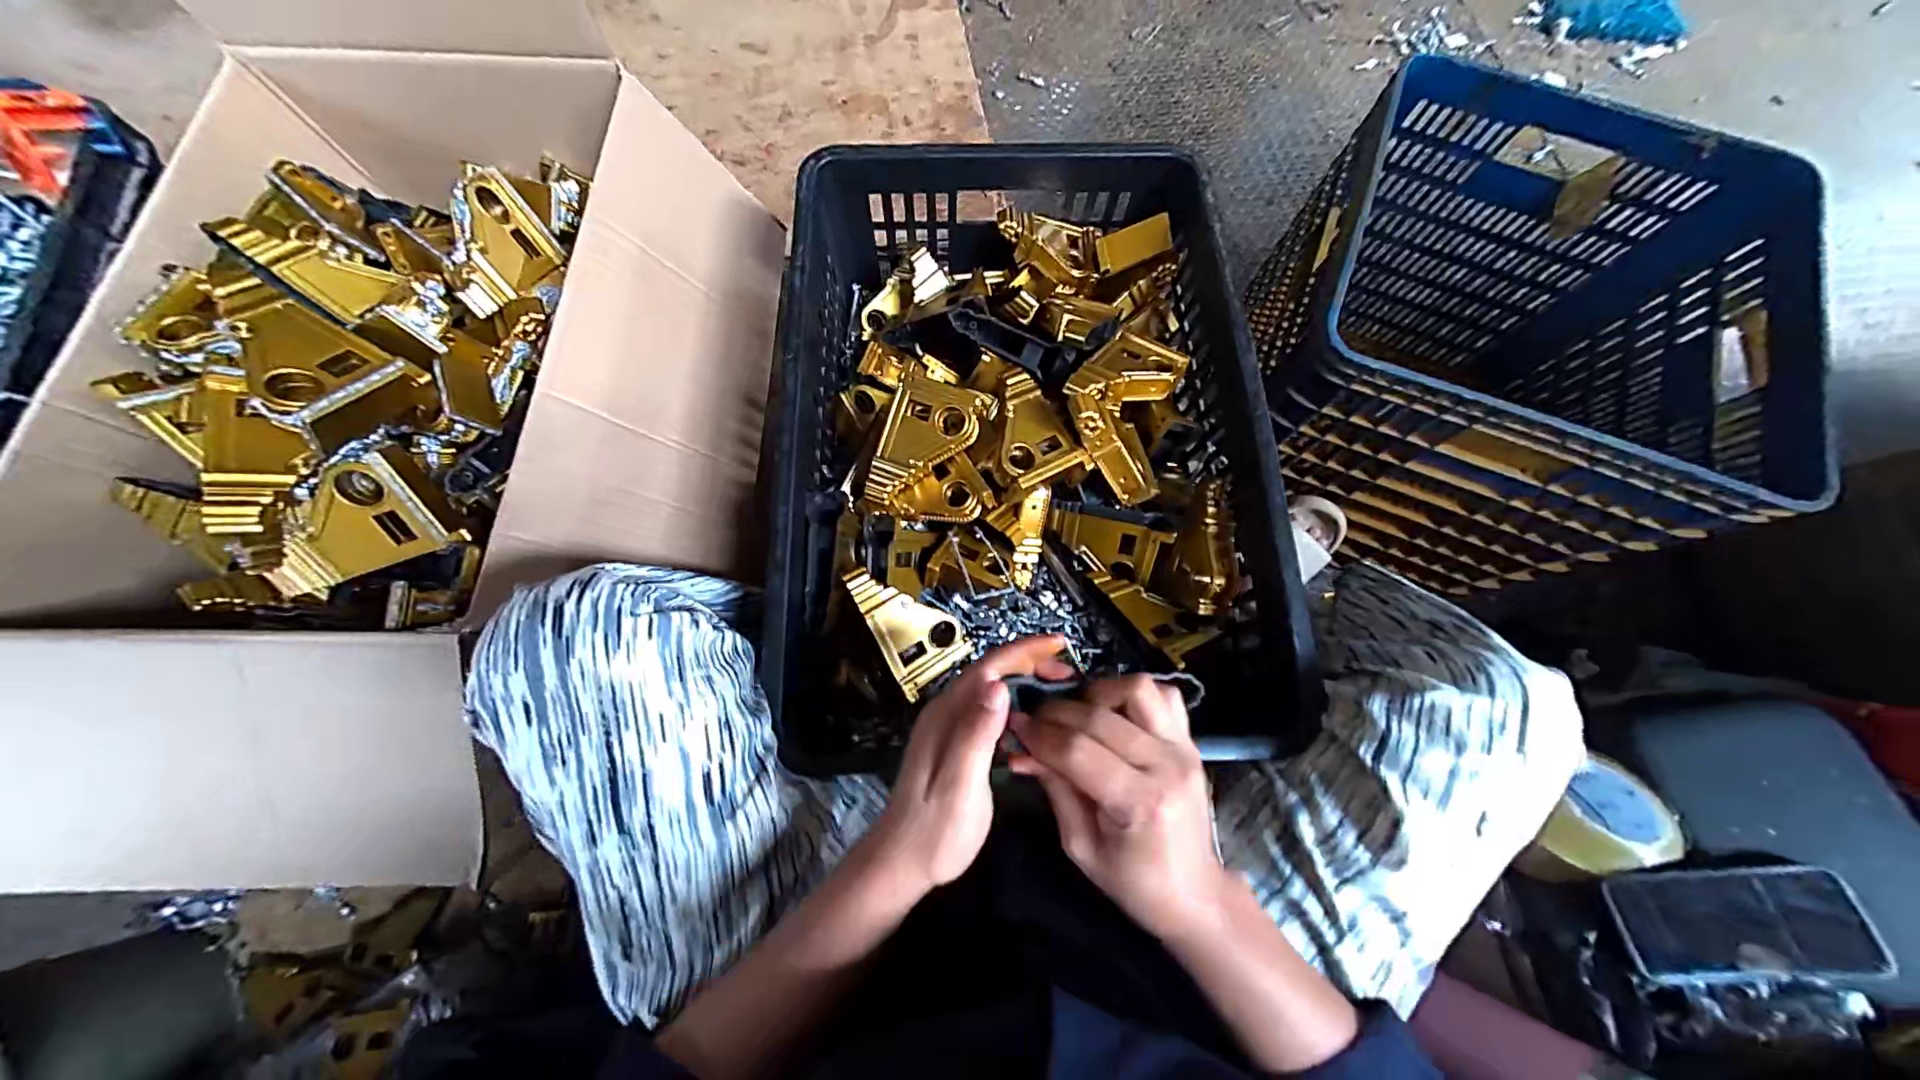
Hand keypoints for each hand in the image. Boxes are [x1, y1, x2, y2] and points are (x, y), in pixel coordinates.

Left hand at [867, 636, 1074, 895]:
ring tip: (1059, 689)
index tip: (1061, 645)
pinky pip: (987, 709)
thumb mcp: (960, 785)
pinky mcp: (954, 743)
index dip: (1025, 651)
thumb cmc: (935, 831)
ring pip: (990, 690)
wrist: (901, 863)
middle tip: (1069, 674)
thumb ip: (977, 734)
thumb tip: (999, 685)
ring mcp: (948, 727)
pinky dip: (1014, 703)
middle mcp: (945, 713)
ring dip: (1023, 681)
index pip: (989, 667)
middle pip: (990, 672)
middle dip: (1029, 663)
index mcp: (947, 716)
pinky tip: (1033, 718)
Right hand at [1008, 675, 1230, 941]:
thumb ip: (1055, 790)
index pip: (1077, 750)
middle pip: (1099, 717)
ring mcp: (1184, 748)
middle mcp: (1166, 766)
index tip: (1014, 727)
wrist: (1195, 893)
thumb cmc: (1134, 882)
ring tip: (1076, 714)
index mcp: (1139, 803)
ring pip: (1136, 690)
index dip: (1039, 735)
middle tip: (1033, 719)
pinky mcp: (1191, 741)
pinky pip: (1164, 695)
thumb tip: (1022, 750)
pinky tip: (1111, 712)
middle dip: (1055, 713)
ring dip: (1097, 694)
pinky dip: (1132, 694)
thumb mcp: (1081, 846)